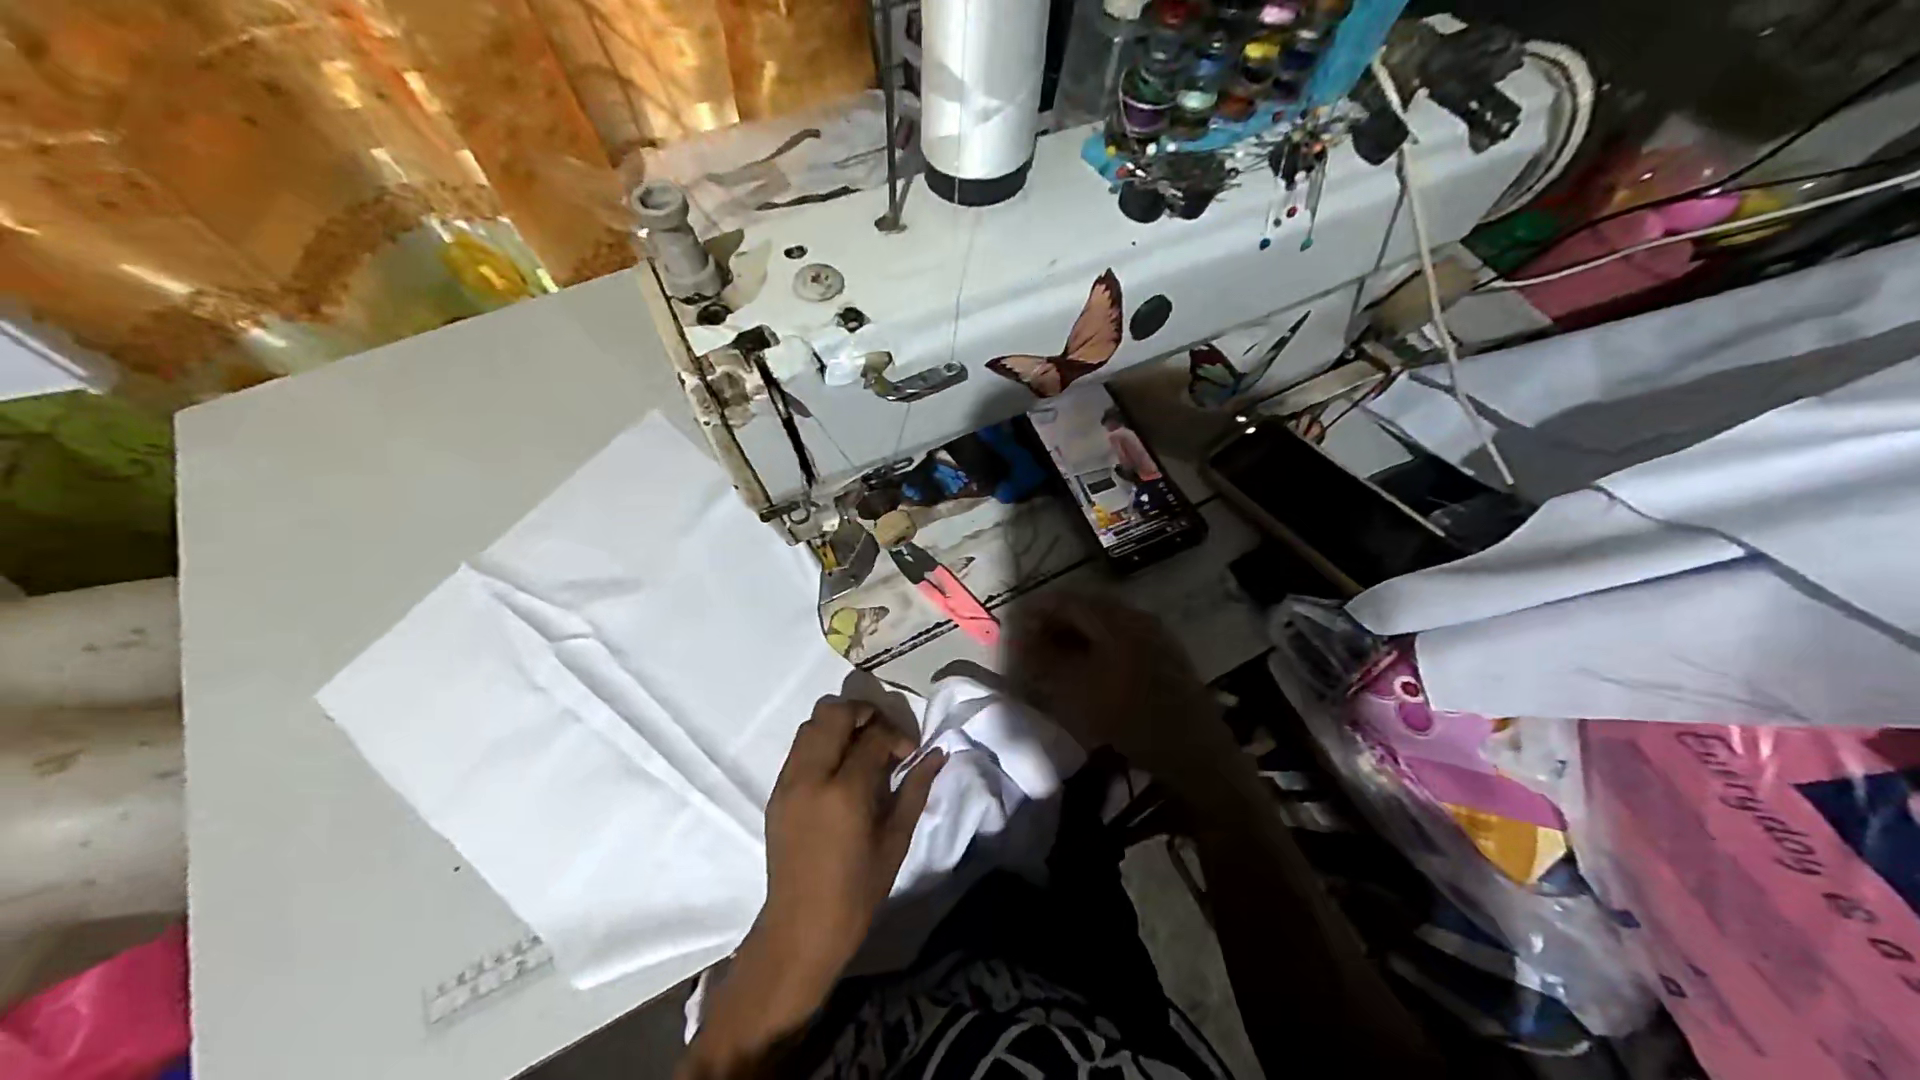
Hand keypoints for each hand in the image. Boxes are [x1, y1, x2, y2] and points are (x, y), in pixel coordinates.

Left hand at [680, 701, 943, 1079]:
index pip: (873, 736)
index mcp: (844, 791)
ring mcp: (788, 782)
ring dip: (840, 724)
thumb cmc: (857, 890)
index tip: (910, 752)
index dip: (897, 735)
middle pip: (833, 713)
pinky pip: (799, 748)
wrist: (801, 926)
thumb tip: (937, 753)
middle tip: (883, 736)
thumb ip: (915, 788)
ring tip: (861, 749)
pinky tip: (840, 768)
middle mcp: (811, 776)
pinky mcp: (776, 792)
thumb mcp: (896, 839)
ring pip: (811, 724)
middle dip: (864, 713)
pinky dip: (821, 742)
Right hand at [1006, 593, 1239, 798]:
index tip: (1013, 632)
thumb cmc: (1128, 717)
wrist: (1194, 753)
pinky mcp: (1166, 657)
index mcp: (1114, 617)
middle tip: (1031, 649)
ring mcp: (1155, 635)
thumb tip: (1018, 637)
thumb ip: (1041, 659)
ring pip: (1103, 626)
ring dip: (1075, 639)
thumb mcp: (1072, 690)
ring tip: (1054, 663)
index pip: (1064, 600)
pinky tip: (1088, 674)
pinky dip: (1096, 650)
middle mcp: (1136, 617)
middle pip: (1085, 609)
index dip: (1034, 612)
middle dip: (1053, 625)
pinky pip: (1121, 641)